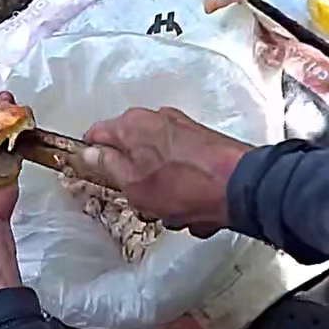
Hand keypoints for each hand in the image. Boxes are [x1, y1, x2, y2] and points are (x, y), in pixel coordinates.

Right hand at [80, 107, 251, 236]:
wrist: (240, 187)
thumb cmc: (181, 187)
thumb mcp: (132, 185)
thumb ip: (106, 165)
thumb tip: (88, 152)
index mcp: (132, 124)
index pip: (95, 134)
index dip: (89, 155)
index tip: (91, 175)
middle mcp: (155, 118)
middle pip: (129, 150)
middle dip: (132, 178)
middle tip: (141, 201)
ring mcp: (182, 128)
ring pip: (155, 162)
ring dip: (159, 188)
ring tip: (173, 211)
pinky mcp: (203, 141)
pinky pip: (179, 167)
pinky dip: (181, 187)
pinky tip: (192, 207)